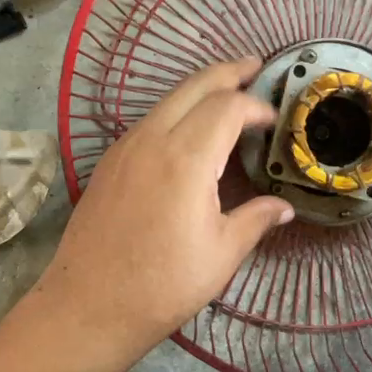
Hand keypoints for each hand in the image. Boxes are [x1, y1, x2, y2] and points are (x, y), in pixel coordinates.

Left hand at [23, 58, 293, 371]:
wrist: (88, 305)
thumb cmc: (162, 284)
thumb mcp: (221, 253)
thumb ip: (255, 219)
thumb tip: (283, 207)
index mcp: (186, 158)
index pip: (228, 107)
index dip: (256, 105)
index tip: (276, 119)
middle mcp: (151, 139)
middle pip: (194, 86)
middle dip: (228, 72)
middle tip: (256, 66)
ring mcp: (124, 148)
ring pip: (167, 100)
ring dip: (200, 90)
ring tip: (228, 92)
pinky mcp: (109, 163)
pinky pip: (148, 121)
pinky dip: (176, 111)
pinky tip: (188, 130)